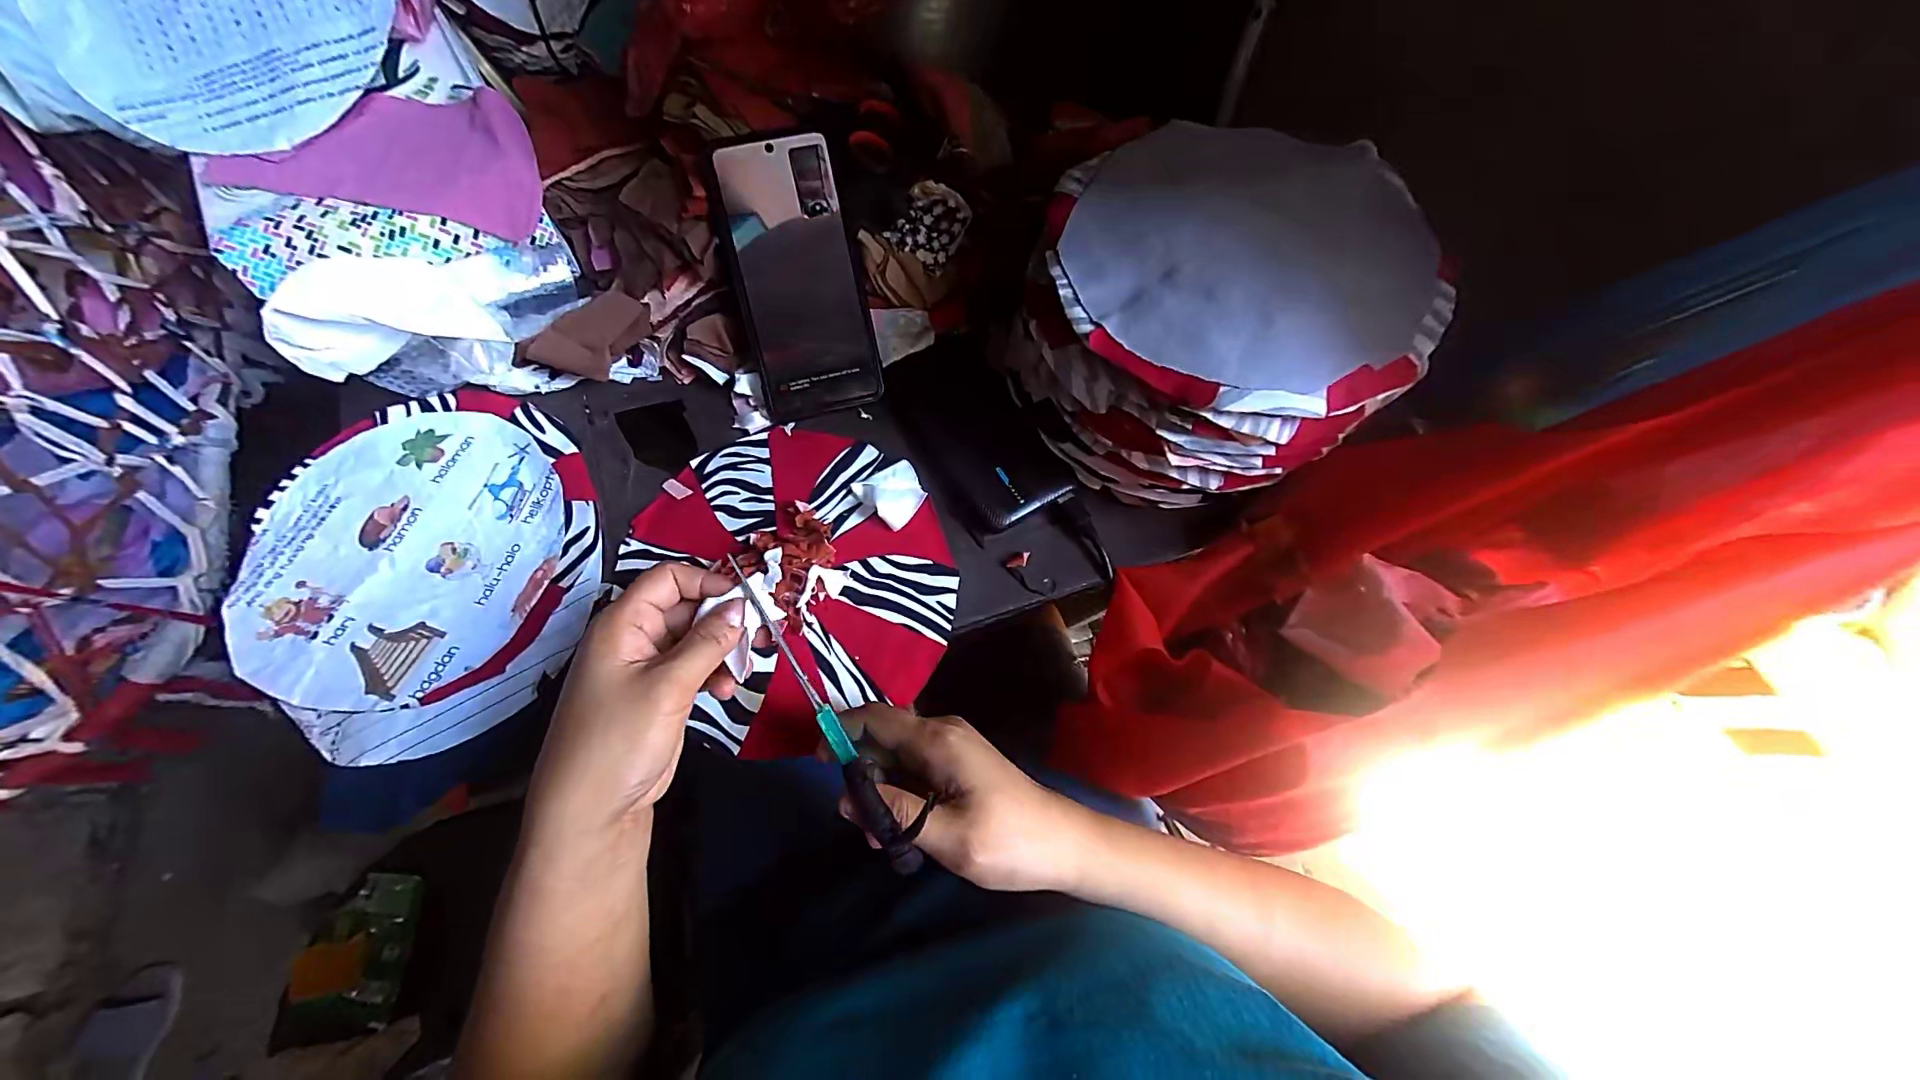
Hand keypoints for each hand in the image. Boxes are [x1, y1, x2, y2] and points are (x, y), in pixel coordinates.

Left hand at [526, 564, 743, 836]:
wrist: (593, 812)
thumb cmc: (617, 742)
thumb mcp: (667, 686)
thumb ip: (708, 642)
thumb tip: (740, 605)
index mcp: (623, 625)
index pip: (668, 579)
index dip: (707, 581)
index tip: (745, 597)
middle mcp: (635, 639)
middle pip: (687, 607)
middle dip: (724, 617)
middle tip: (759, 632)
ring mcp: (649, 667)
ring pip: (697, 638)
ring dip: (724, 648)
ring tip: (744, 667)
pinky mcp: (662, 693)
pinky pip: (696, 666)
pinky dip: (716, 672)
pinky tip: (725, 690)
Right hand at [840, 704, 1098, 892]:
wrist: (1064, 843)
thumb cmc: (1009, 841)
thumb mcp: (948, 835)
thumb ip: (896, 812)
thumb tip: (848, 796)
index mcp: (938, 740)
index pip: (875, 717)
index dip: (841, 731)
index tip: (819, 761)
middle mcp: (943, 732)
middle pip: (883, 738)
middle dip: (861, 775)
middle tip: (860, 825)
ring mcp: (953, 746)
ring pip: (897, 757)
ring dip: (881, 791)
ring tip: (881, 838)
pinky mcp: (960, 763)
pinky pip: (916, 768)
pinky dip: (901, 793)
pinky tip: (903, 830)